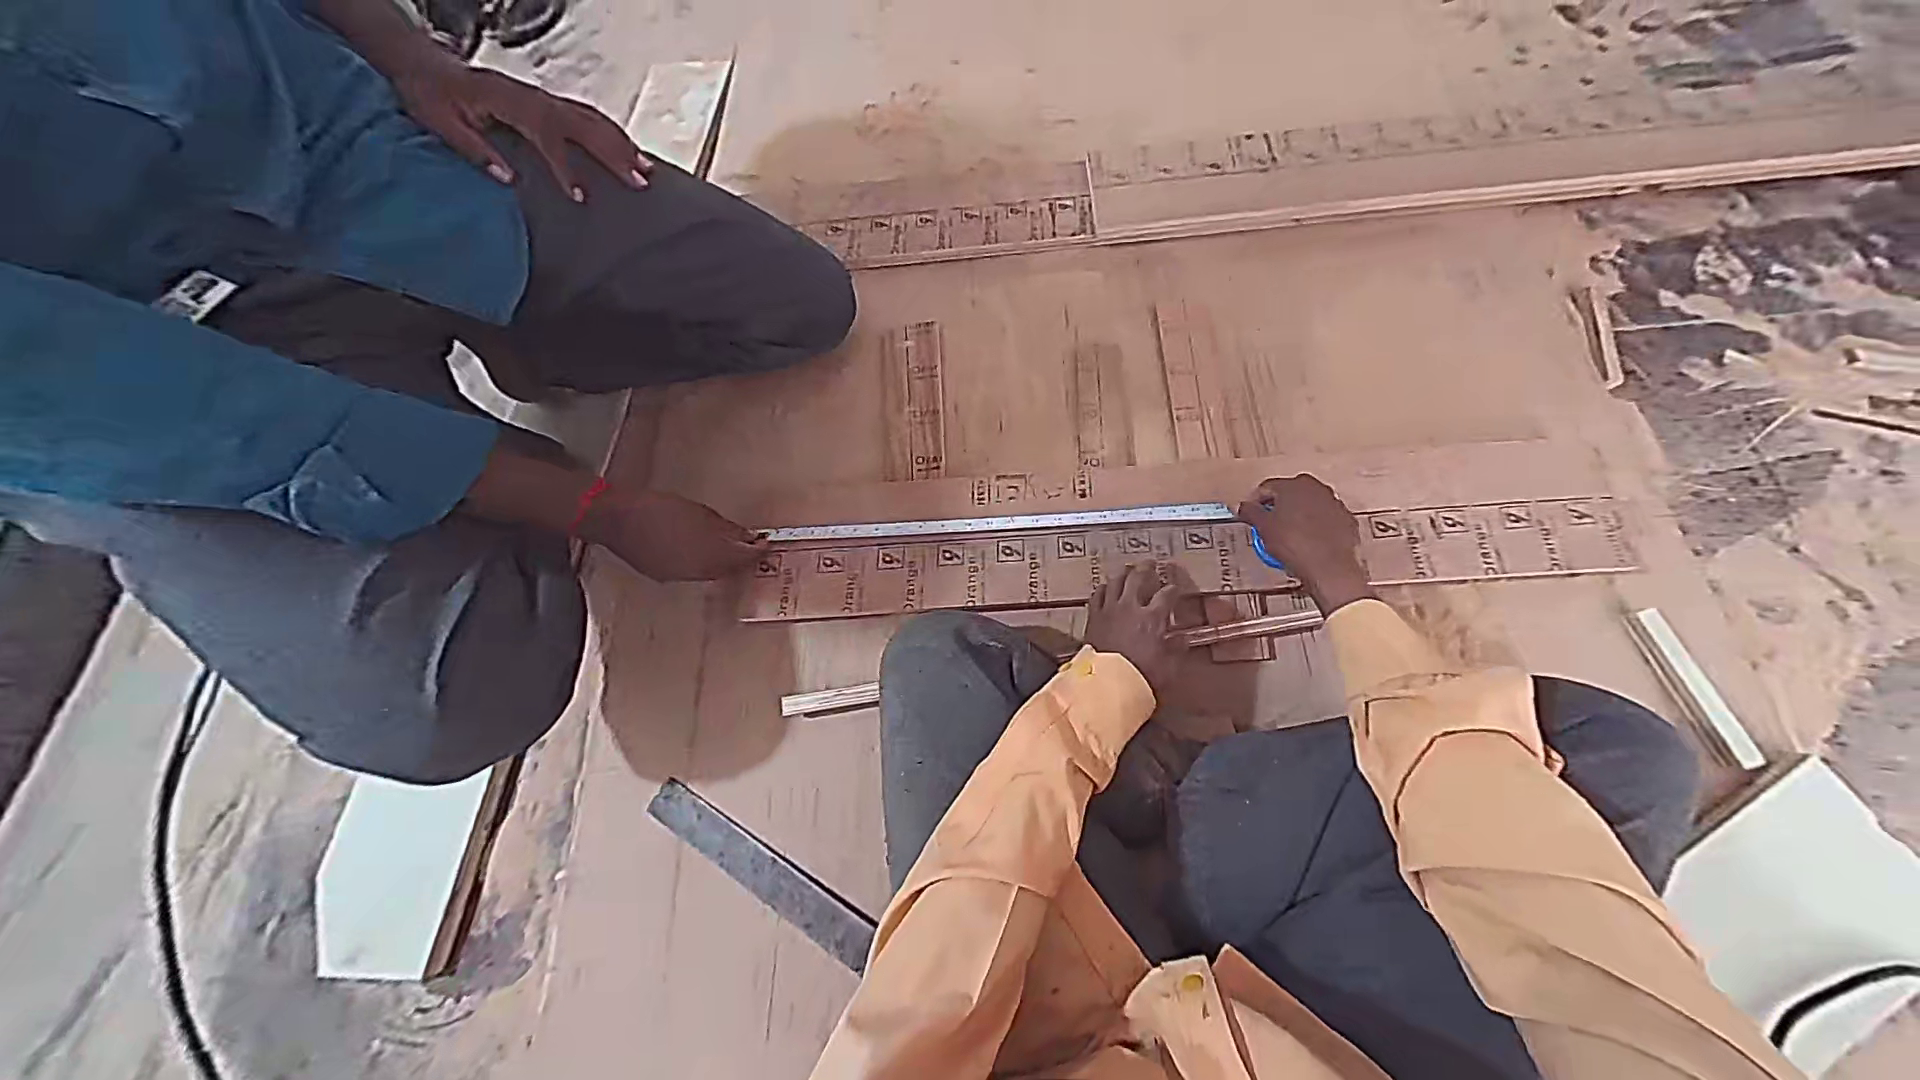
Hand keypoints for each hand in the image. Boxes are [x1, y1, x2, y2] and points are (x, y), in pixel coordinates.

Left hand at [392, 63, 651, 200]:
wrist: (422, 64)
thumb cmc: (429, 96)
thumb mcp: (438, 122)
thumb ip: (473, 149)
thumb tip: (507, 179)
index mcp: (504, 101)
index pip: (545, 135)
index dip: (564, 166)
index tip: (581, 197)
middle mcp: (530, 97)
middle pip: (580, 124)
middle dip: (613, 154)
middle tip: (640, 181)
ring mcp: (541, 97)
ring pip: (589, 118)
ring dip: (620, 144)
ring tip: (646, 169)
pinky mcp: (547, 102)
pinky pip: (585, 114)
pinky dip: (611, 133)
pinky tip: (629, 149)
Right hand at [578, 490, 766, 581]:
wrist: (615, 517)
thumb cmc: (658, 508)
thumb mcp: (699, 513)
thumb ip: (727, 529)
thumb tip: (749, 538)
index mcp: (709, 555)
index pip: (742, 558)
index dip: (757, 551)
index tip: (766, 543)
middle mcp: (698, 572)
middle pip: (729, 569)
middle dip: (742, 559)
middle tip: (752, 546)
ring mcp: (680, 576)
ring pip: (712, 573)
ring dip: (724, 563)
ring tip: (731, 549)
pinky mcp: (664, 575)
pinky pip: (693, 572)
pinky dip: (705, 564)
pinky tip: (705, 553)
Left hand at [1083, 562, 1192, 693]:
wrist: (1107, 682)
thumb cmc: (1141, 676)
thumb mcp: (1167, 666)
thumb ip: (1176, 650)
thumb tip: (1182, 639)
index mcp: (1152, 618)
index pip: (1166, 595)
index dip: (1173, 589)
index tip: (1175, 588)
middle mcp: (1130, 607)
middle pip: (1138, 579)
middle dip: (1146, 569)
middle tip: (1150, 563)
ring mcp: (1109, 610)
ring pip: (1116, 582)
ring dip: (1124, 573)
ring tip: (1128, 568)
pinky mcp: (1094, 617)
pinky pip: (1098, 595)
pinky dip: (1104, 588)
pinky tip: (1106, 587)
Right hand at [1235, 474, 1375, 614]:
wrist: (1329, 567)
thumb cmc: (1294, 544)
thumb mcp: (1263, 527)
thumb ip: (1250, 512)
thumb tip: (1244, 506)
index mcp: (1293, 485)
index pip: (1266, 488)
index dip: (1255, 502)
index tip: (1251, 514)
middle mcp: (1316, 488)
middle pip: (1289, 494)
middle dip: (1277, 507)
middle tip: (1268, 524)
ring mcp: (1334, 503)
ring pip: (1308, 505)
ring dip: (1297, 516)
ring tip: (1287, 536)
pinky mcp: (1346, 520)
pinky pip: (1325, 519)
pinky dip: (1315, 526)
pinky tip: (1307, 542)